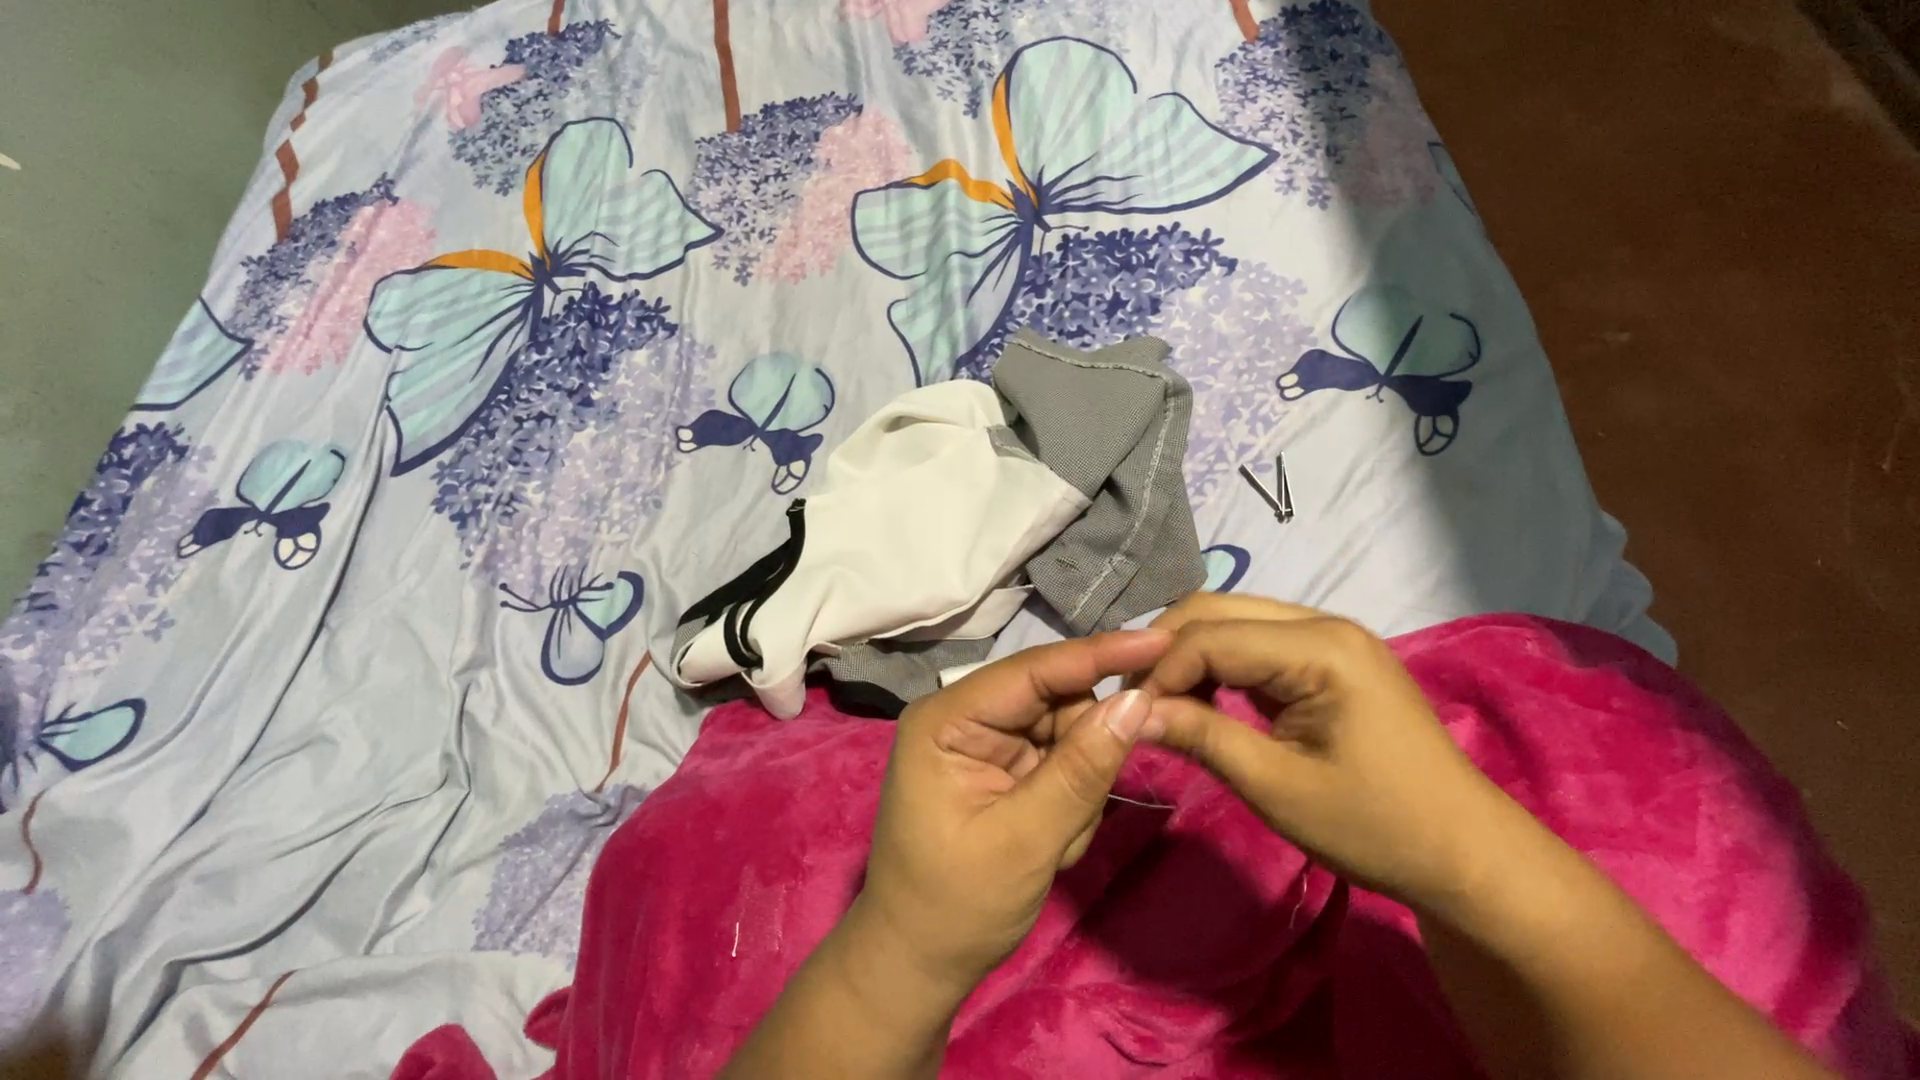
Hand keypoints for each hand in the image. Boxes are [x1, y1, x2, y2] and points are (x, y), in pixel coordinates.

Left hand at [855, 629, 1172, 990]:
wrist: (918, 963)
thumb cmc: (955, 905)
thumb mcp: (1024, 840)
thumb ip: (1081, 770)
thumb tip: (1137, 702)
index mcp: (946, 720)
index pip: (1033, 671)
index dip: (1099, 655)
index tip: (1163, 639)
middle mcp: (965, 718)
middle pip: (1055, 701)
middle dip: (1087, 749)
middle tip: (1084, 808)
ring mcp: (986, 744)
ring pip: (1067, 735)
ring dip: (1080, 788)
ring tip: (1055, 844)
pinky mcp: (1005, 770)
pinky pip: (1062, 765)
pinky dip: (1073, 802)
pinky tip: (1052, 845)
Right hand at [1138, 594, 1521, 912]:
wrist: (1465, 853)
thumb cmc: (1374, 825)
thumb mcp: (1276, 786)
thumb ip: (1201, 737)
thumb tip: (1129, 713)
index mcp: (1320, 648)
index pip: (1210, 637)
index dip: (1159, 673)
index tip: (1128, 719)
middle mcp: (1324, 623)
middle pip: (1217, 610)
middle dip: (1166, 651)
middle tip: (1135, 703)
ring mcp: (1331, 637)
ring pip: (1233, 620)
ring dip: (1190, 654)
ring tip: (1162, 703)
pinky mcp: (1330, 657)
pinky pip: (1257, 642)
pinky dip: (1220, 664)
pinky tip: (1202, 698)